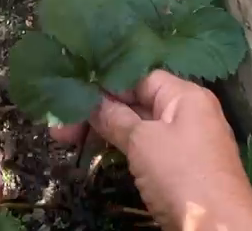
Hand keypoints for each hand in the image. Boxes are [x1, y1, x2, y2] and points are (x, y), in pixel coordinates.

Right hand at [51, 71, 251, 230]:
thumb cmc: (182, 176)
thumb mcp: (142, 142)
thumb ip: (114, 117)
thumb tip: (92, 101)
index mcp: (185, 95)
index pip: (138, 76)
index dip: (106, 84)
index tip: (73, 93)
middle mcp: (189, 113)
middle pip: (138, 102)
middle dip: (101, 111)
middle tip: (62, 126)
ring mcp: (188, 144)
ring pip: (141, 128)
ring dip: (110, 131)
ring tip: (70, 138)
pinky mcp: (185, 171)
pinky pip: (150, 150)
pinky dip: (127, 150)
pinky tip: (102, 152)